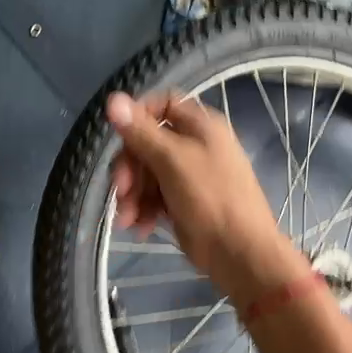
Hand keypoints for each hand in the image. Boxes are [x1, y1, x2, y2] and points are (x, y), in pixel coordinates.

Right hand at [106, 92, 306, 305]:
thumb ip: (141, 132)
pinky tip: (138, 227)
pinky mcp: (182, 201)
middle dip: (129, 168)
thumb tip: (112, 98)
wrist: (240, 254)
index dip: (138, 117)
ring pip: (146, 172)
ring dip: (131, 194)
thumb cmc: (211, 199)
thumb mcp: (172, 161)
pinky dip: (142, 209)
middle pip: (147, 143)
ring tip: (126, 218)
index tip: (119, 136)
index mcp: (200, 126)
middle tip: (121, 189)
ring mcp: (189, 175)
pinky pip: (153, 196)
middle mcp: (195, 145)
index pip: (162, 104)